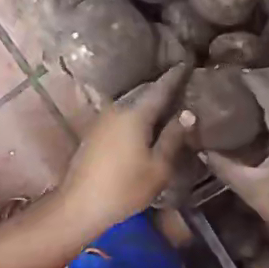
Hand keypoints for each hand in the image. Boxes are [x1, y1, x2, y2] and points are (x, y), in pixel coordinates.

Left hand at [55, 66, 192, 231]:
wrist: (79, 204)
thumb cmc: (124, 187)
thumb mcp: (158, 167)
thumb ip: (174, 137)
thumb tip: (188, 113)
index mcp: (135, 113)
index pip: (160, 87)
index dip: (176, 76)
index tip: (189, 63)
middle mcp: (117, 108)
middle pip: (144, 91)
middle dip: (162, 87)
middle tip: (183, 86)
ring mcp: (103, 119)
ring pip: (131, 102)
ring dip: (148, 101)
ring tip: (168, 105)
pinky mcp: (95, 132)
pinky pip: (122, 113)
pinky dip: (137, 113)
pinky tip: (147, 124)